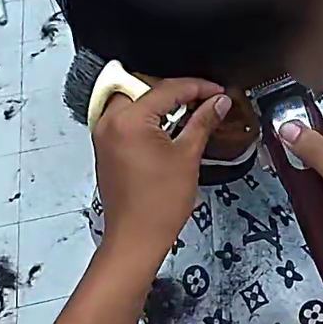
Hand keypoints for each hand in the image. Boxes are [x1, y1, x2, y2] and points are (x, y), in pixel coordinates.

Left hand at [93, 78, 228, 266]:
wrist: (137, 236)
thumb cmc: (158, 205)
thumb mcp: (188, 157)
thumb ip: (202, 122)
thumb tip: (218, 103)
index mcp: (129, 121)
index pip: (167, 88)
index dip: (198, 87)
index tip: (217, 92)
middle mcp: (110, 122)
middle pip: (145, 86)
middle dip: (177, 90)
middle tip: (204, 99)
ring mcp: (104, 134)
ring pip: (134, 100)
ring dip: (161, 102)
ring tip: (190, 112)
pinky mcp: (106, 147)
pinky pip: (126, 118)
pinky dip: (148, 116)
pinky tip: (170, 127)